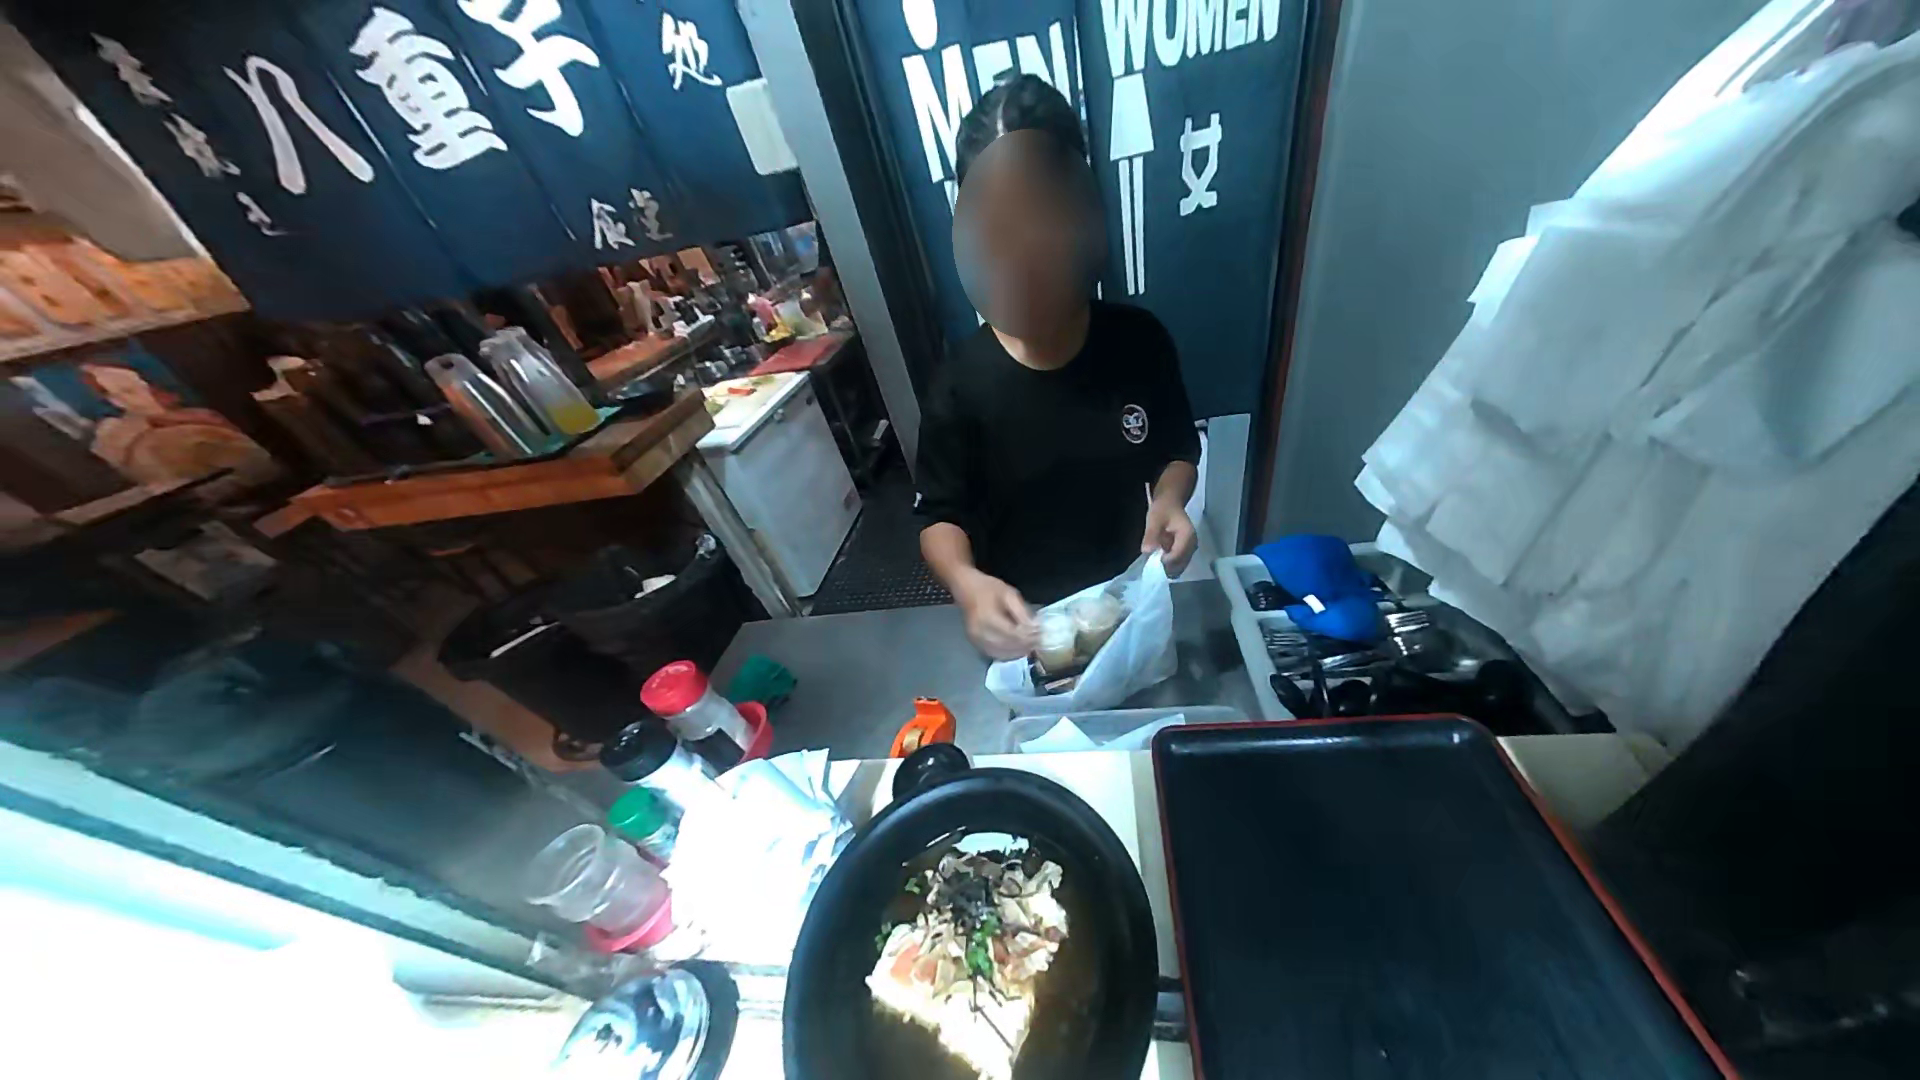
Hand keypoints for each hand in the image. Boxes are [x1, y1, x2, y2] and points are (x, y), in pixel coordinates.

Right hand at [953, 571, 1036, 659]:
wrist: (966, 588)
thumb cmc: (988, 588)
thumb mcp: (1009, 593)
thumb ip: (1022, 612)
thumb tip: (1036, 628)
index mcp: (988, 618)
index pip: (1013, 634)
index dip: (1029, 637)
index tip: (1042, 635)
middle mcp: (980, 633)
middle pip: (1008, 646)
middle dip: (1026, 645)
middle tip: (1039, 641)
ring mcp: (976, 641)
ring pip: (1002, 654)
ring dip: (1018, 652)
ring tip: (1031, 645)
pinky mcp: (975, 644)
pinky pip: (995, 654)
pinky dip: (1008, 654)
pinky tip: (1017, 649)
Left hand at [1142, 498, 1197, 576]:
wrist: (1170, 503)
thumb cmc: (1163, 509)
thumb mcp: (1154, 519)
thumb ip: (1151, 535)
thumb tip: (1146, 551)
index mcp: (1188, 536)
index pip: (1178, 555)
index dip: (1165, 562)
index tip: (1152, 562)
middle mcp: (1192, 544)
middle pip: (1181, 563)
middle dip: (1167, 568)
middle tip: (1152, 568)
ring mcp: (1190, 548)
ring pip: (1180, 565)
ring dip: (1168, 568)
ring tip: (1155, 568)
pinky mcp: (1185, 550)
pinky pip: (1179, 562)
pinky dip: (1170, 565)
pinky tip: (1159, 564)